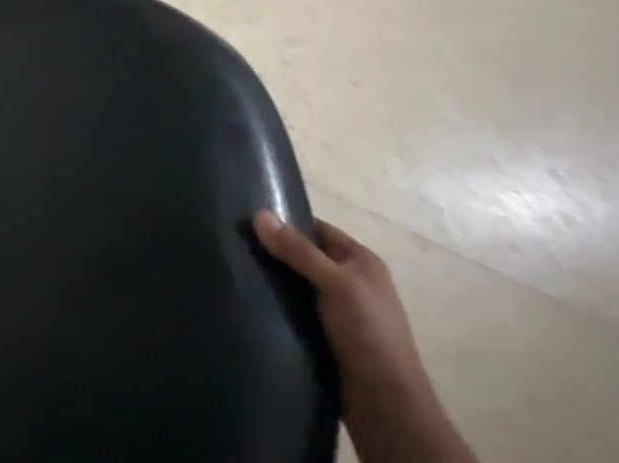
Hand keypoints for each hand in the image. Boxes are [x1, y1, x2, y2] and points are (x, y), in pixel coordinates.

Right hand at [255, 209, 477, 462]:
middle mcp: (350, 282)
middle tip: (232, 244)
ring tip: (233, 270)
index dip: (286, 221)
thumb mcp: (336, 285)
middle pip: (304, 256)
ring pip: (296, 285)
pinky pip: (294, 310)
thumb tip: (259, 214)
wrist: (385, 405)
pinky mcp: (324, 335)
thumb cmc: (369, 335)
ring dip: (272, 281)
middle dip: (273, 251)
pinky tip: (249, 301)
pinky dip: (275, 305)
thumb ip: (299, 251)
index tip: (247, 218)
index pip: (317, 229)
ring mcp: (337, 311)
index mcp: (361, 262)